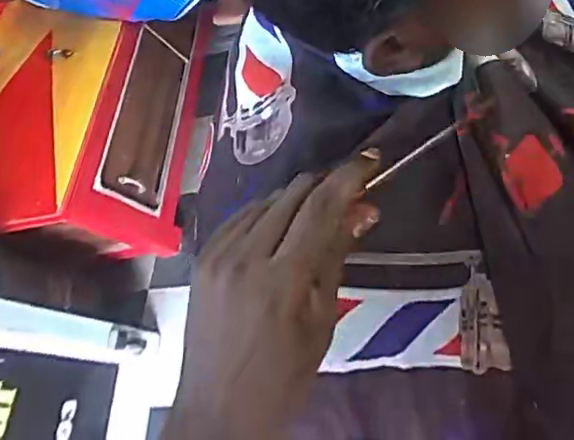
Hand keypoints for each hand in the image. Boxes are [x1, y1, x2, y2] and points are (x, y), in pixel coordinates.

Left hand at [164, 155, 382, 439]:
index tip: (370, 159)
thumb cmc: (281, 380)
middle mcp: (246, 257)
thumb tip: (363, 207)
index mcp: (282, 282)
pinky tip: (280, 226)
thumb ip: (337, 256)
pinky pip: (243, 215)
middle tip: (349, 190)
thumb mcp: (321, 323)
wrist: (215, 414)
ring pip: (268, 198)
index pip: (321, 208)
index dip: (348, 177)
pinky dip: (268, 212)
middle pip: (294, 193)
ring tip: (316, 215)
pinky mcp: (203, 253)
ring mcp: (219, 252)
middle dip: (326, 183)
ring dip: (298, 198)